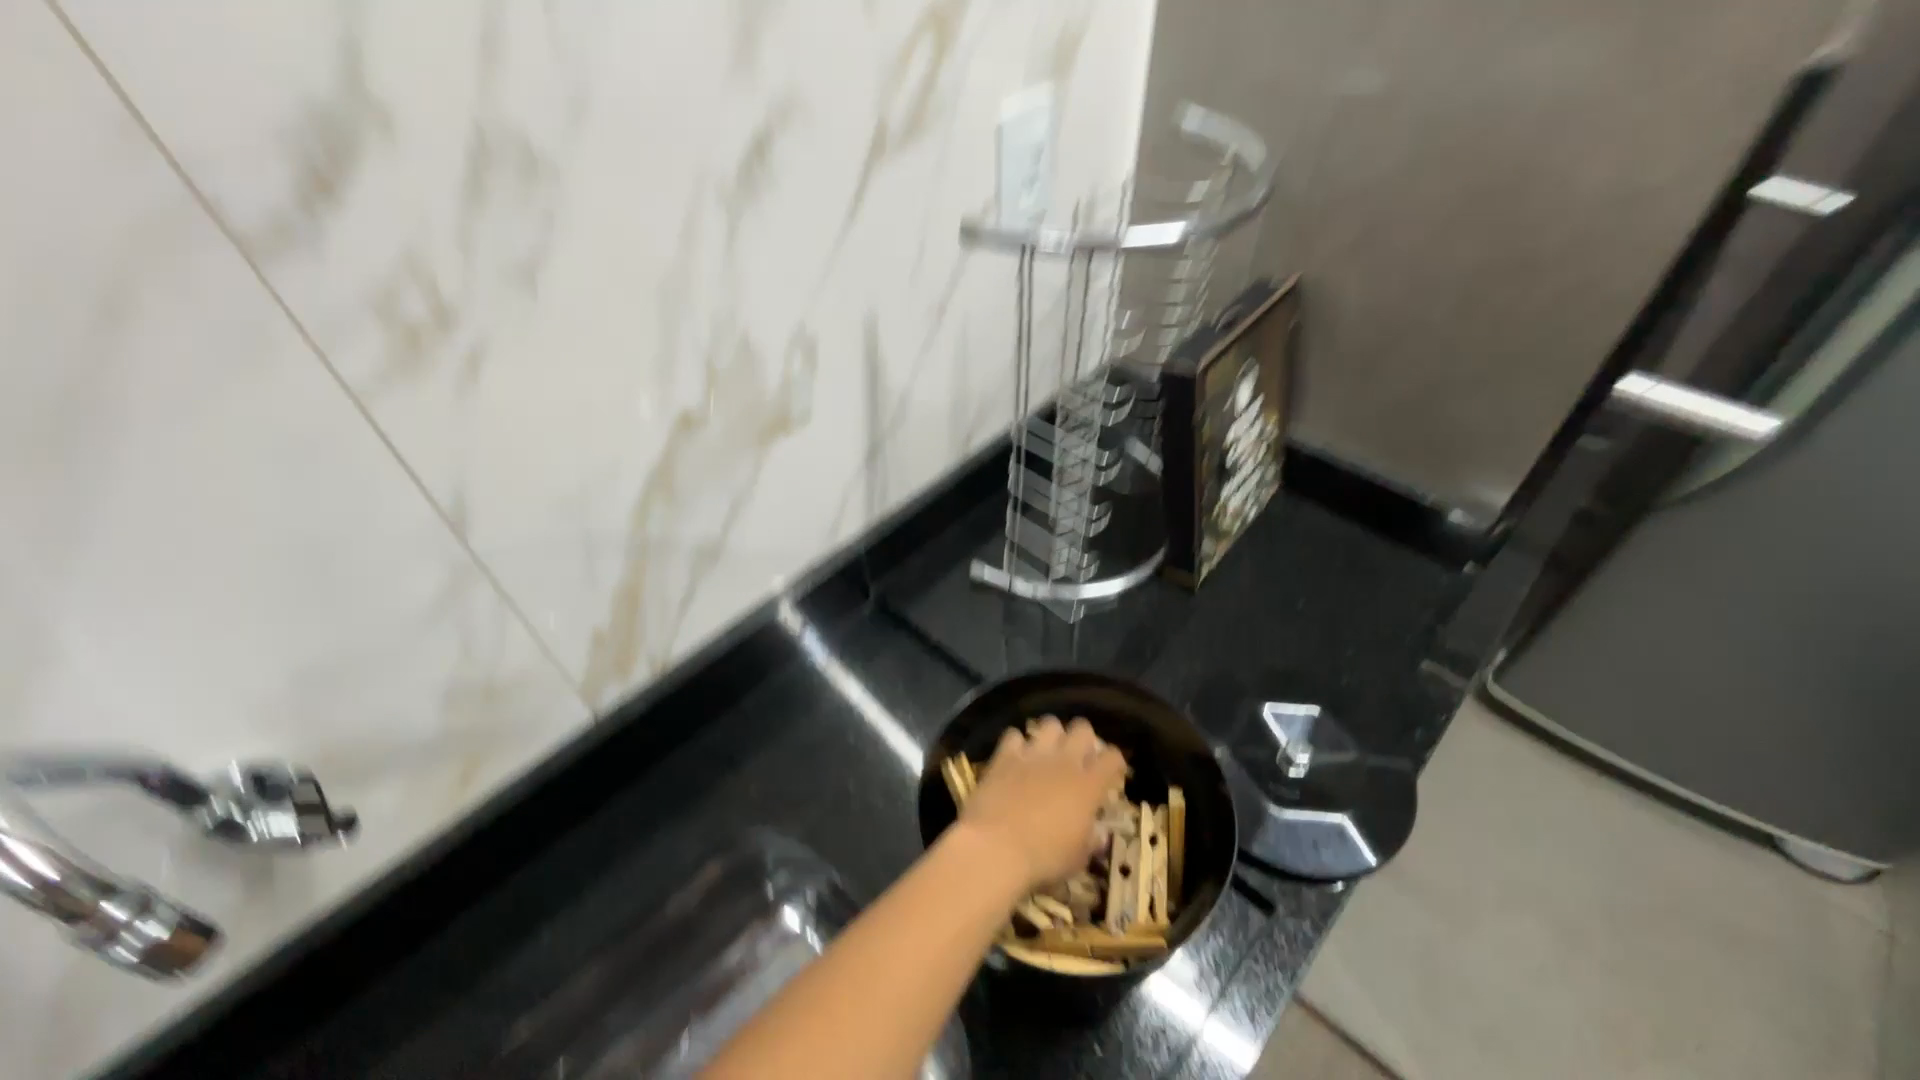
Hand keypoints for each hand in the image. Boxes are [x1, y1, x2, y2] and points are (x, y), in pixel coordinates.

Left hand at [956, 716, 1127, 890]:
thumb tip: (1098, 835)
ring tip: (1046, 751)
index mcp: (1088, 786)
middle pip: (1082, 728)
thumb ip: (1090, 842)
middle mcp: (1064, 762)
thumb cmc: (1043, 859)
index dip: (1114, 762)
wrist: (995, 848)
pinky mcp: (1004, 757)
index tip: (1110, 773)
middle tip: (1077, 757)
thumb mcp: (1077, 859)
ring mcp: (1033, 755)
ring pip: (1050, 723)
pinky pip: (1013, 735)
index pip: (1113, 757)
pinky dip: (1016, 743)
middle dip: (1083, 738)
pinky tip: (1014, 757)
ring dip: (1051, 734)